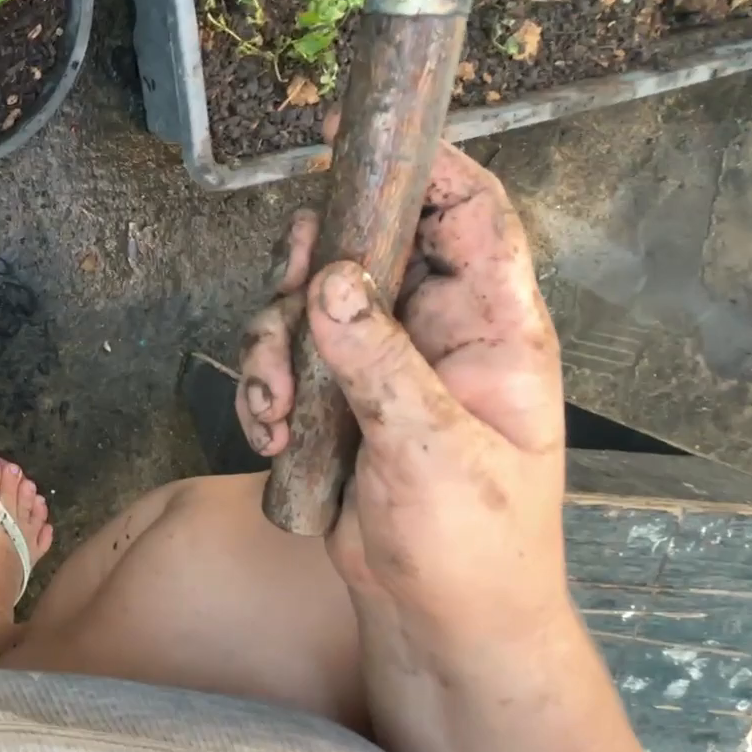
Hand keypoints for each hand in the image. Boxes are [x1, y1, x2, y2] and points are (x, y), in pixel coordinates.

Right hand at [237, 139, 568, 649]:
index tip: (355, 141)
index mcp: (491, 330)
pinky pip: (277, 361)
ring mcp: (373, 364)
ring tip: (275, 410)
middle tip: (289, 299)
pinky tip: (270, 435)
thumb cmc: (471, 540)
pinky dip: (260, 392)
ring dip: (271, 352)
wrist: (430, 610)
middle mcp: (429, 333)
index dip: (422, 168)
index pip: (468, 217)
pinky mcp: (329, 396)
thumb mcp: (434, 447)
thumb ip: (382, 360)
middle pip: (359, 252)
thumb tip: (332, 281)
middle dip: (309, 274)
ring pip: (300, 309)